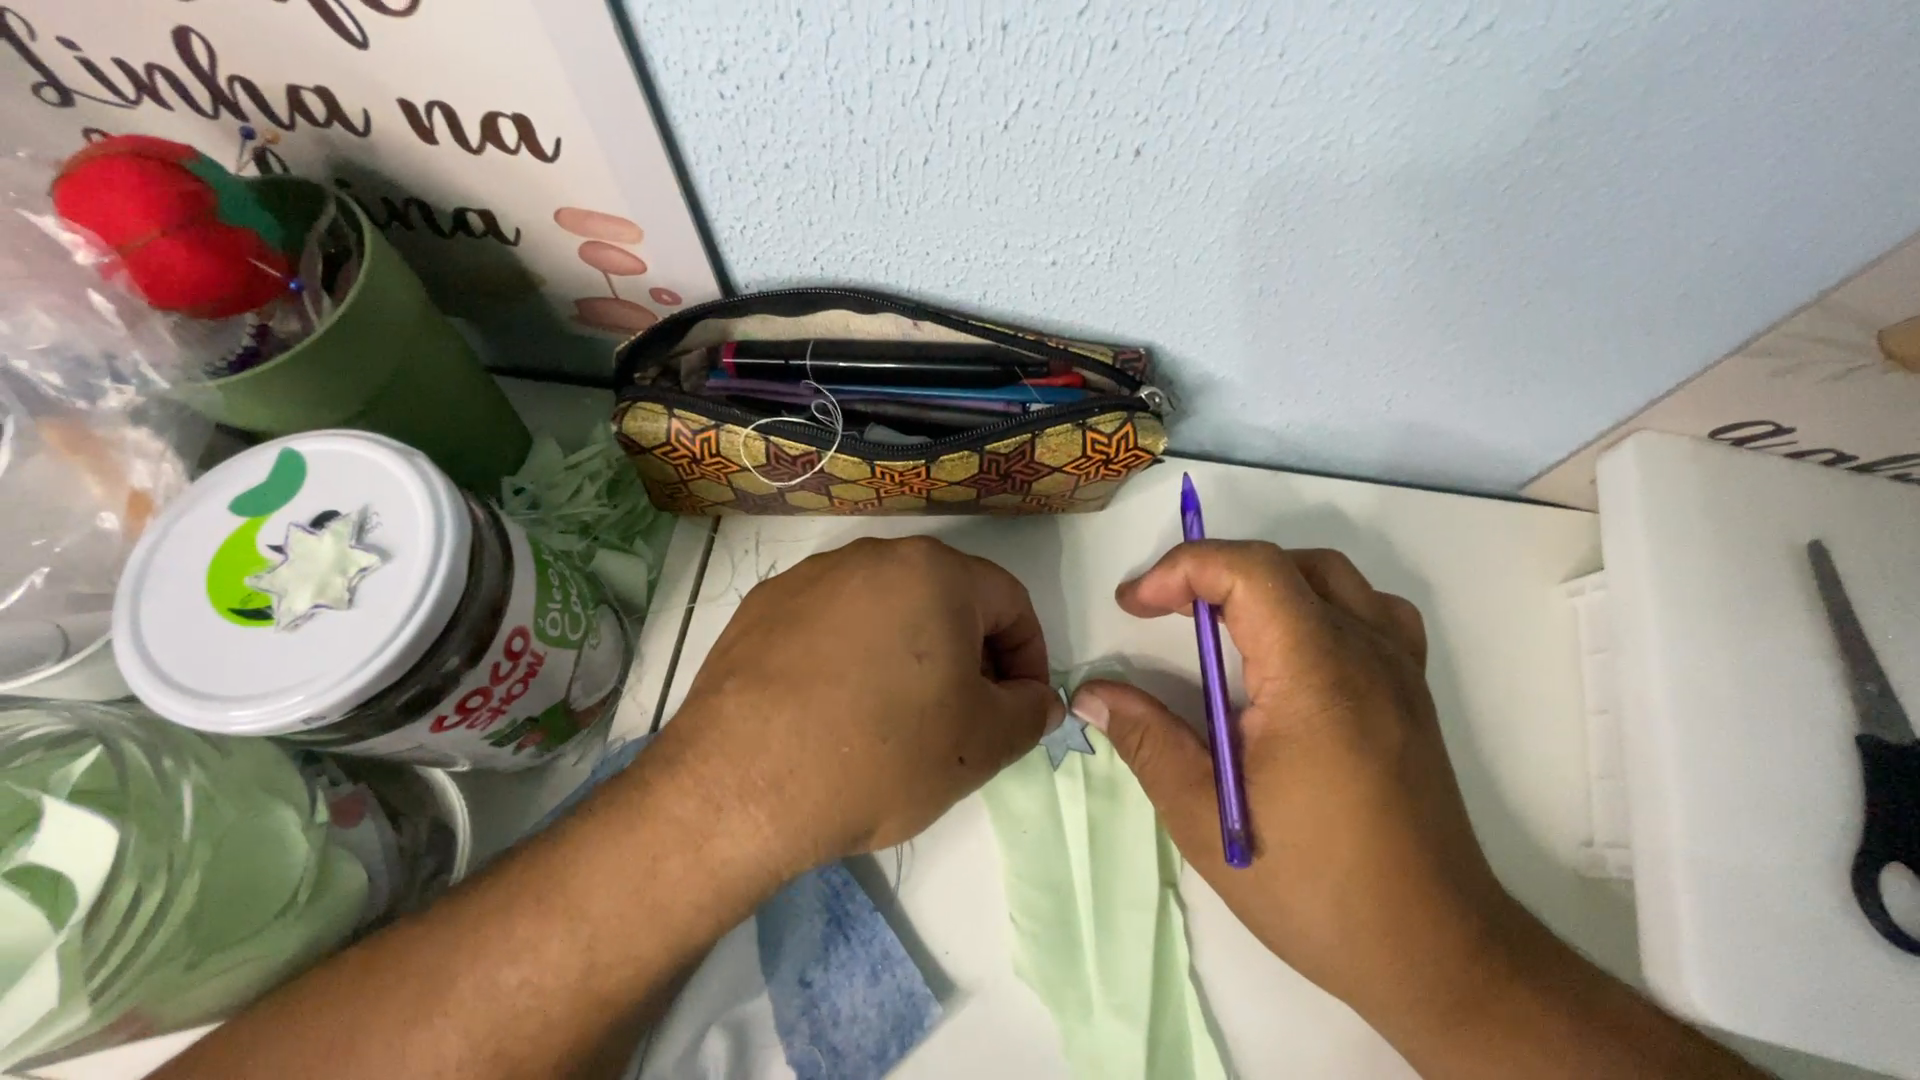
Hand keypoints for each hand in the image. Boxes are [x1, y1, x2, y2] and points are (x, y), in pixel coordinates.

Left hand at [659, 536, 1063, 879]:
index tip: (1019, 708)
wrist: (741, 785)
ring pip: (884, 612)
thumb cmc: (883, 754)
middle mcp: (869, 557)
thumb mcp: (982, 744)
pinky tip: (836, 713)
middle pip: (944, 600)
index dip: (1028, 657)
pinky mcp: (760, 610)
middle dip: (968, 655)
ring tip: (897, 720)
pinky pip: (830, 627)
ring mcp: (807, 579)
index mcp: (933, 571)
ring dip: (908, 656)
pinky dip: (850, 660)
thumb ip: (1029, 712)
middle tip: (964, 717)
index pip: (1009, 602)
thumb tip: (1036, 699)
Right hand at [1071, 541, 1535, 1025]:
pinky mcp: (1413, 695)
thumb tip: (1091, 693)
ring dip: (1265, 581)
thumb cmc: (1314, 887)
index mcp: (1315, 676)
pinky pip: (1371, 611)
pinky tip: (1293, 650)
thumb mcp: (1207, 818)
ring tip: (1221, 625)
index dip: (1181, 570)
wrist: (1435, 951)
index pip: (1249, 571)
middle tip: (1164, 616)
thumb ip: (1148, 741)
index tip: (1133, 608)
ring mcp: (1399, 671)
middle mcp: (1366, 655)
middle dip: (1212, 572)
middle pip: (1287, 564)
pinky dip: (1319, 603)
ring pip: (1333, 578)